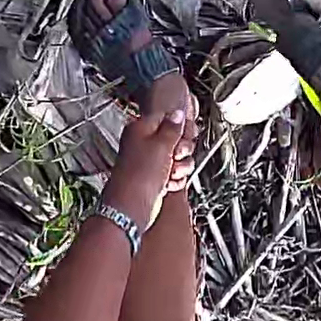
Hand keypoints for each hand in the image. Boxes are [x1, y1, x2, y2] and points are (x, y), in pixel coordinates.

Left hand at [103, 107, 186, 226]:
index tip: (189, 133)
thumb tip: (178, 113)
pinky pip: (175, 173)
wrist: (132, 207)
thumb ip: (173, 128)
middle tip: (176, 154)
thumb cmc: (140, 175)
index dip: (181, 126)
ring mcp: (150, 161)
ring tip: (172, 172)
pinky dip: (175, 178)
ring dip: (181, 166)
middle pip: (176, 138)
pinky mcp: (156, 178)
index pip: (168, 117)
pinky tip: (169, 182)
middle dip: (182, 148)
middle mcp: (144, 143)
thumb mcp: (161, 145)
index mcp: (141, 129)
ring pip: (178, 157)